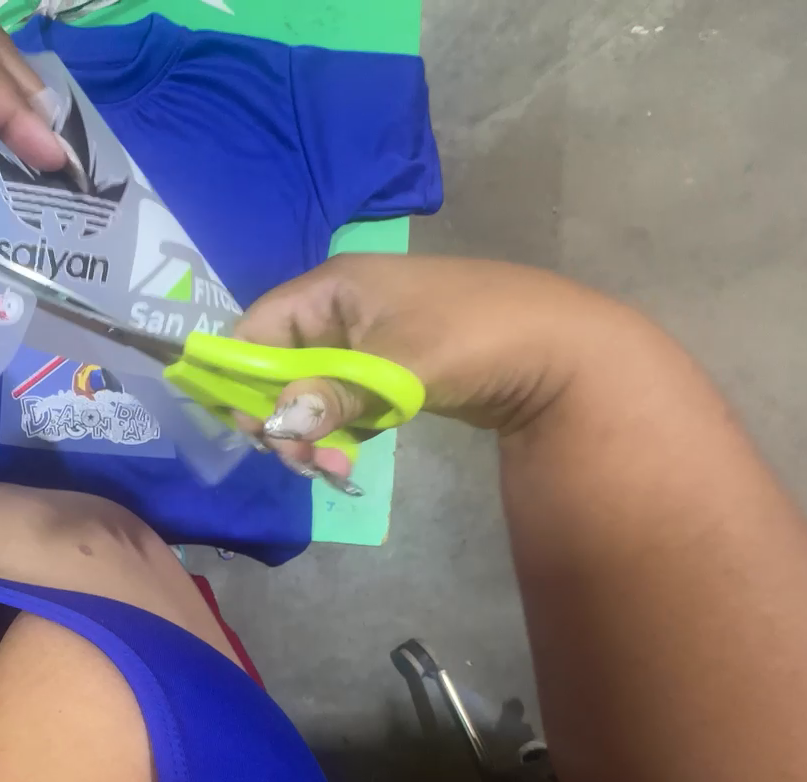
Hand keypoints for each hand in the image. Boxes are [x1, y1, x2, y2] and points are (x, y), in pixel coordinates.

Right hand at [232, 255, 655, 476]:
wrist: (562, 353)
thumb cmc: (476, 336)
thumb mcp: (398, 365)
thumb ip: (332, 394)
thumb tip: (277, 423)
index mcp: (333, 288)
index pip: (257, 328)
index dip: (243, 376)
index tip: (254, 426)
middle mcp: (338, 313)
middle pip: (276, 368)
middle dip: (280, 419)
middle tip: (298, 460)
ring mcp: (359, 346)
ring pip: (304, 395)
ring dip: (307, 436)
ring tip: (330, 468)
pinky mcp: (378, 376)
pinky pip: (334, 407)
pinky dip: (333, 437)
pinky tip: (344, 461)